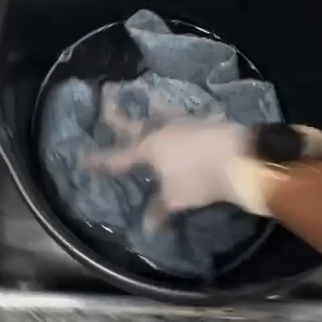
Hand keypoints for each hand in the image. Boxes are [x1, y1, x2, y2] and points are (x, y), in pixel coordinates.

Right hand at [93, 120, 321, 214]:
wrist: (238, 156)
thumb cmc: (200, 178)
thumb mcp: (176, 199)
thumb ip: (159, 210)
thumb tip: (148, 227)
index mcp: (148, 149)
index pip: (116, 158)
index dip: (99, 161)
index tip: (82, 158)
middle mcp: (162, 130)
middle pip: (133, 122)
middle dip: (115, 112)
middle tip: (107, 94)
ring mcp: (186, 122)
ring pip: (165, 112)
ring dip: (156, 108)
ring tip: (153, 100)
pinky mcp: (207, 122)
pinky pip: (195, 118)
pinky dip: (191, 118)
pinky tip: (198, 116)